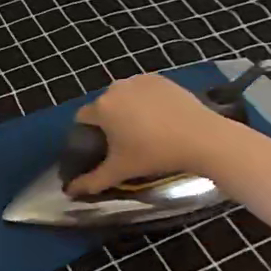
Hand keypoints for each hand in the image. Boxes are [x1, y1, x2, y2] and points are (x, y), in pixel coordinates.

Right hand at [65, 73, 237, 196]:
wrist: (201, 138)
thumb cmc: (154, 154)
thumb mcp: (120, 170)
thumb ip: (92, 181)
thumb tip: (70, 192)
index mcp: (102, 107)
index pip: (82, 117)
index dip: (88, 133)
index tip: (101, 146)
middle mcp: (116, 88)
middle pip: (104, 105)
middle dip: (110, 120)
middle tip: (126, 142)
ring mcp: (139, 80)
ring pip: (124, 95)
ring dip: (127, 109)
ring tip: (145, 129)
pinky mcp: (160, 78)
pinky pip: (143, 89)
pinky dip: (146, 101)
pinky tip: (160, 117)